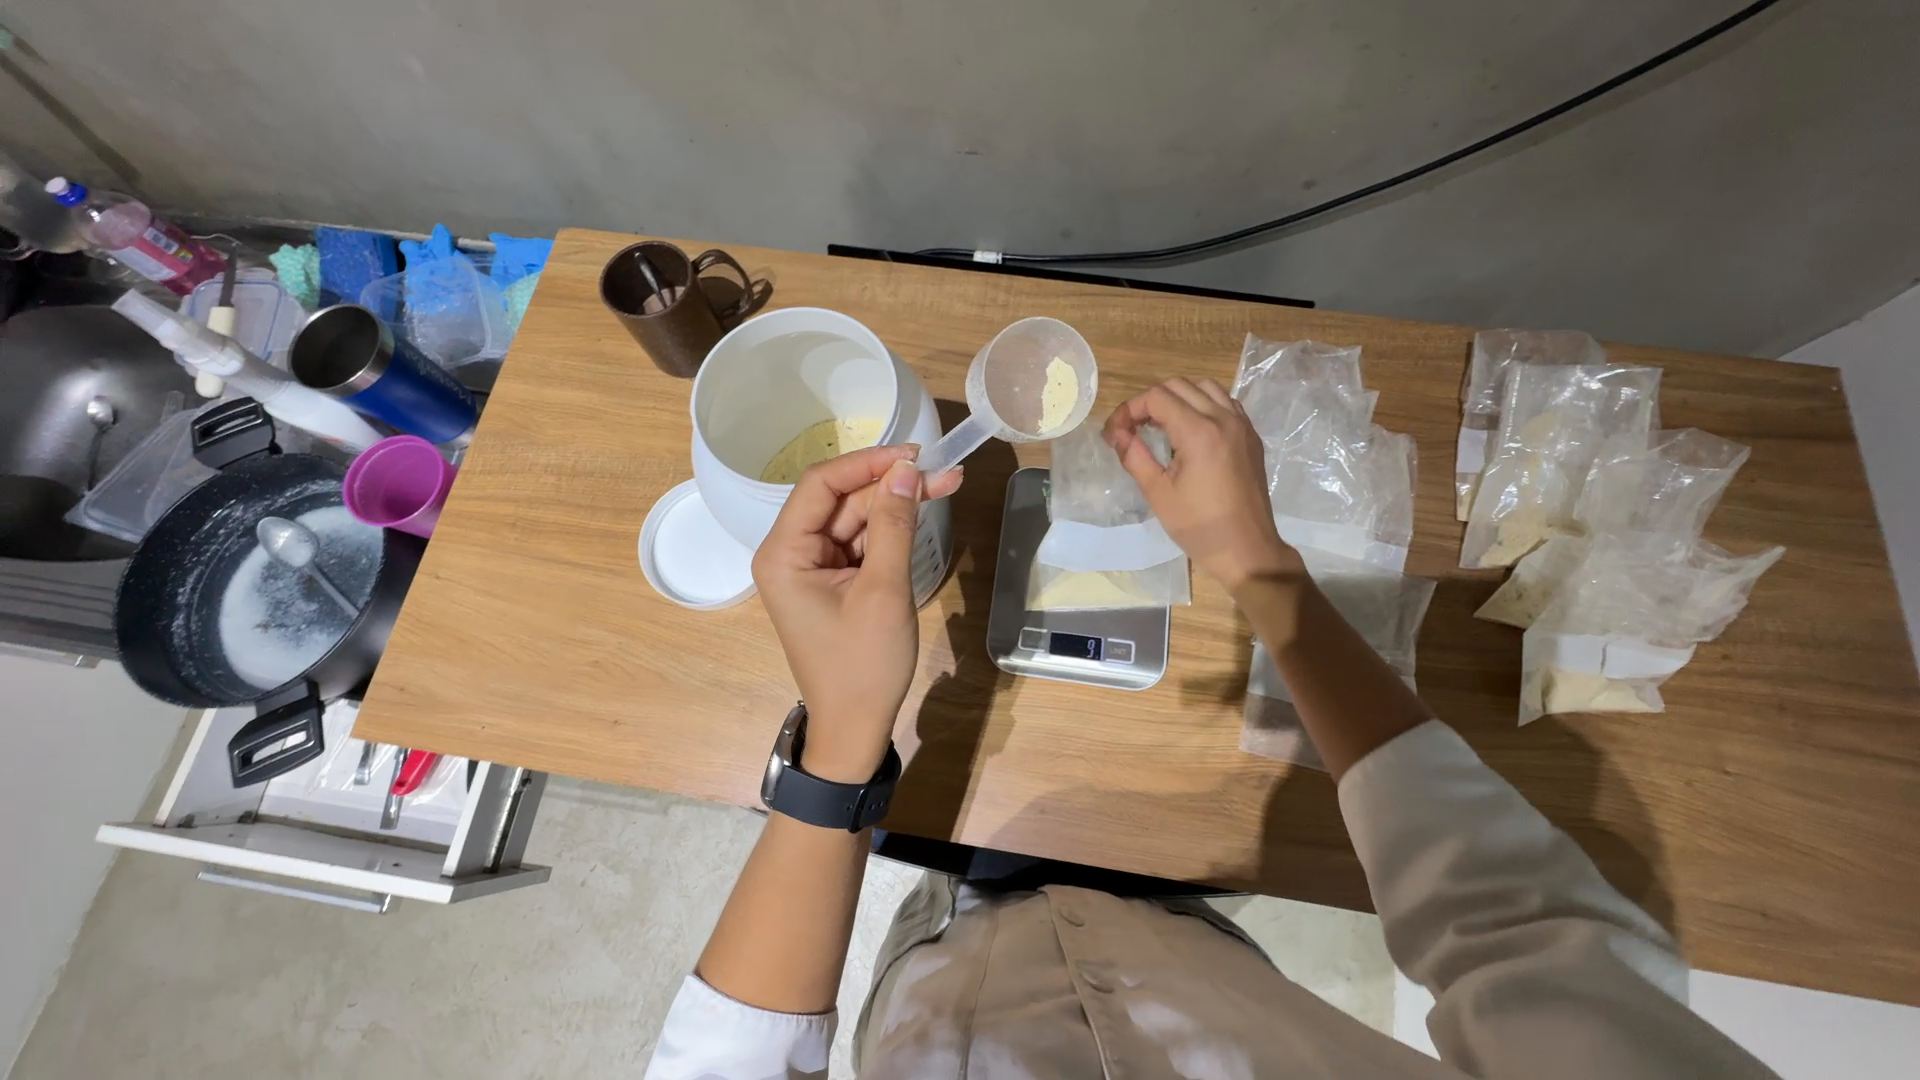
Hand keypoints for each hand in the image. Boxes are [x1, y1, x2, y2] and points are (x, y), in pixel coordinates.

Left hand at [752, 445, 962, 783]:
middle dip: (890, 485)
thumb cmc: (863, 665)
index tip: (913, 454)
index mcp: (783, 554)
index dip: (866, 463)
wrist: (856, 727)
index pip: (820, 485)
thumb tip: (906, 469)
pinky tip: (923, 512)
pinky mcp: (833, 581)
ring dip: (897, 504)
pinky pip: (861, 542)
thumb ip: (893, 525)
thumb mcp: (884, 590)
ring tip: (946, 485)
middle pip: (841, 500)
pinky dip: (891, 529)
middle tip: (944, 473)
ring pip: (855, 518)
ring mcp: (812, 567)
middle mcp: (790, 553)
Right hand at [1103, 377, 1301, 590]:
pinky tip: (1190, 432)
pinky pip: (1225, 403)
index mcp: (1199, 432)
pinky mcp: (1251, 436)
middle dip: (1150, 402)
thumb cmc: (1198, 526)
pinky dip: (1203, 406)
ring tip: (1161, 427)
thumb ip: (1134, 456)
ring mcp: (1242, 425)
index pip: (1157, 397)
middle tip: (1134, 429)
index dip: (1130, 410)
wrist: (1246, 549)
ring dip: (1178, 399)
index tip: (1115, 433)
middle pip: (1179, 385)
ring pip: (1205, 388)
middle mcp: (1224, 419)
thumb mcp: (1157, 493)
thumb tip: (1116, 434)